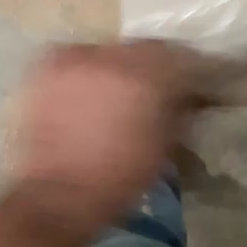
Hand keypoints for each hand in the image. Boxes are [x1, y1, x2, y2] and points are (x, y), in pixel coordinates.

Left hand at [13, 40, 192, 233]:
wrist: (58, 196)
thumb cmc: (118, 180)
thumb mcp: (164, 147)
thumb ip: (180, 112)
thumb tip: (189, 97)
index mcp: (149, 76)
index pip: (184, 57)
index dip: (194, 73)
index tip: (198, 88)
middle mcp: (113, 56)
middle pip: (146, 50)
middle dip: (157, 69)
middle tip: (160, 92)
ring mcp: (76, 56)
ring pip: (111, 52)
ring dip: (121, 69)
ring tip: (122, 95)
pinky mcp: (48, 65)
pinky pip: (79, 59)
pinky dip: (89, 72)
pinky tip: (91, 94)